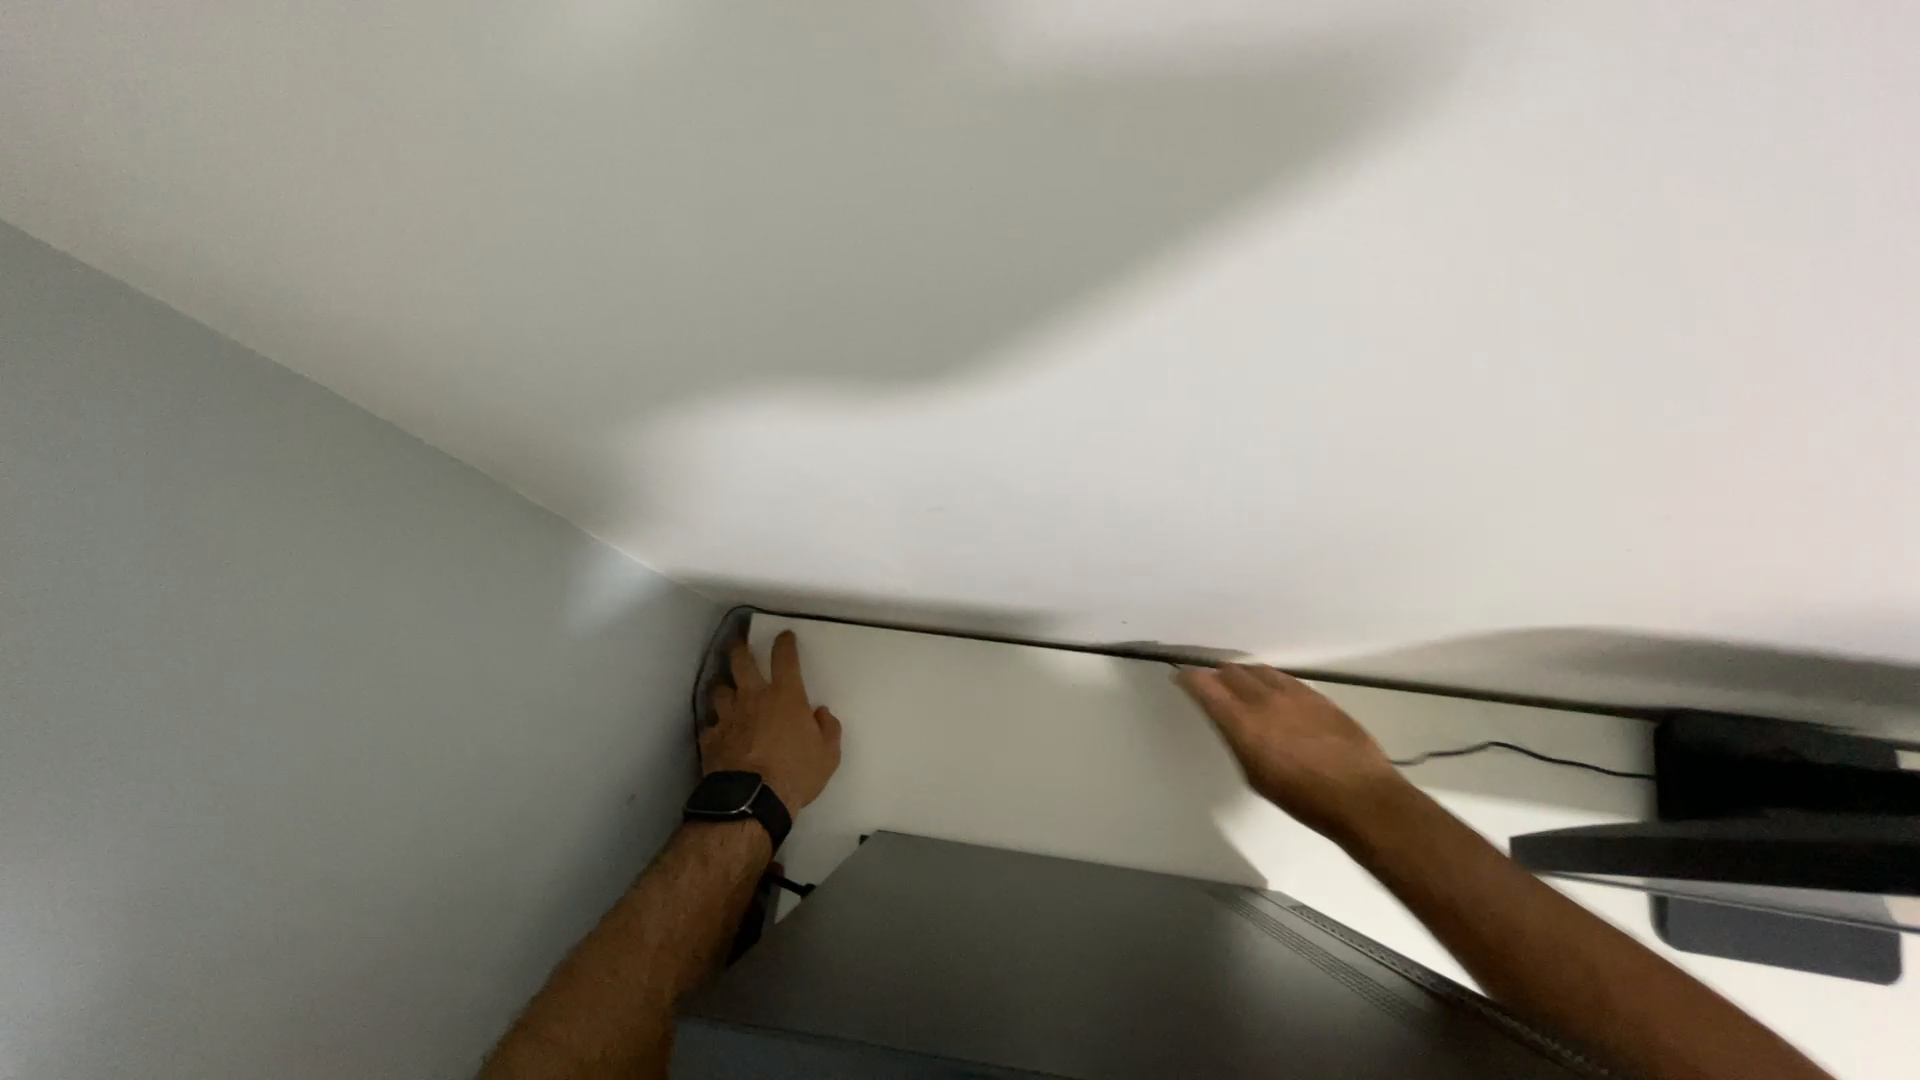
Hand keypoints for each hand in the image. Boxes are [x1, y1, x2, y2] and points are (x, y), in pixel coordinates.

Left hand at [704, 630, 842, 811]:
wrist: (753, 799)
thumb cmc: (796, 773)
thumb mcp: (828, 754)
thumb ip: (828, 729)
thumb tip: (821, 713)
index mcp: (786, 696)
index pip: (784, 658)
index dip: (784, 643)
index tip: (784, 636)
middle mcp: (754, 698)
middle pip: (741, 662)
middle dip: (741, 650)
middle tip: (740, 646)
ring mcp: (728, 716)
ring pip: (720, 689)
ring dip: (724, 687)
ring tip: (726, 690)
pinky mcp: (710, 738)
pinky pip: (710, 723)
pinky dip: (714, 723)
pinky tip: (717, 728)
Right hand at [1176, 663, 1408, 840]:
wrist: (1361, 797)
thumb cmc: (1302, 798)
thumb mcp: (1255, 775)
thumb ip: (1238, 741)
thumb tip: (1231, 723)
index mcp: (1243, 723)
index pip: (1206, 686)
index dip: (1190, 679)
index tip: (1182, 679)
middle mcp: (1265, 700)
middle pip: (1231, 672)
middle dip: (1216, 675)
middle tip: (1210, 684)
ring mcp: (1294, 694)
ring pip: (1258, 670)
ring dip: (1243, 675)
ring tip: (1240, 684)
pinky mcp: (1318, 696)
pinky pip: (1284, 678)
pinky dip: (1269, 680)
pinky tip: (1272, 691)